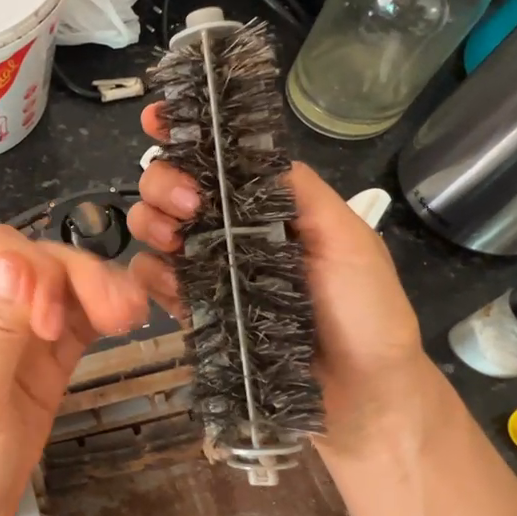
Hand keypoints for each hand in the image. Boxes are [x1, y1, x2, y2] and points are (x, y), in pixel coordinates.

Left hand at [0, 225, 147, 515]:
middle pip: (37, 265)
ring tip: (135, 313)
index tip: (49, 321)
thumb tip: (15, 259)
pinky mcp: (42, 371)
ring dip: (98, 292)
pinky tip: (126, 322)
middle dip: (78, 276)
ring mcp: (17, 344)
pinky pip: (74, 329)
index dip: (32, 269)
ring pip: (62, 292)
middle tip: (119, 316)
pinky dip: (100, 319)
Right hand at [125, 102, 433, 453]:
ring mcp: (206, 270)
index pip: (217, 160)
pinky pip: (151, 282)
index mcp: (265, 205)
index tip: (156, 118)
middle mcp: (228, 229)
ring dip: (151, 224)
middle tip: (186, 204)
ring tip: (176, 242)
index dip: (183, 133)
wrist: (361, 398)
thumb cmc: (366, 313)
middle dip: (163, 182)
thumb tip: (250, 149)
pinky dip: (149, 277)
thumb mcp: (348, 241)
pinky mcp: (192, 311)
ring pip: (151, 229)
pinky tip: (170, 286)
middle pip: (170, 187)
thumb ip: (300, 194)